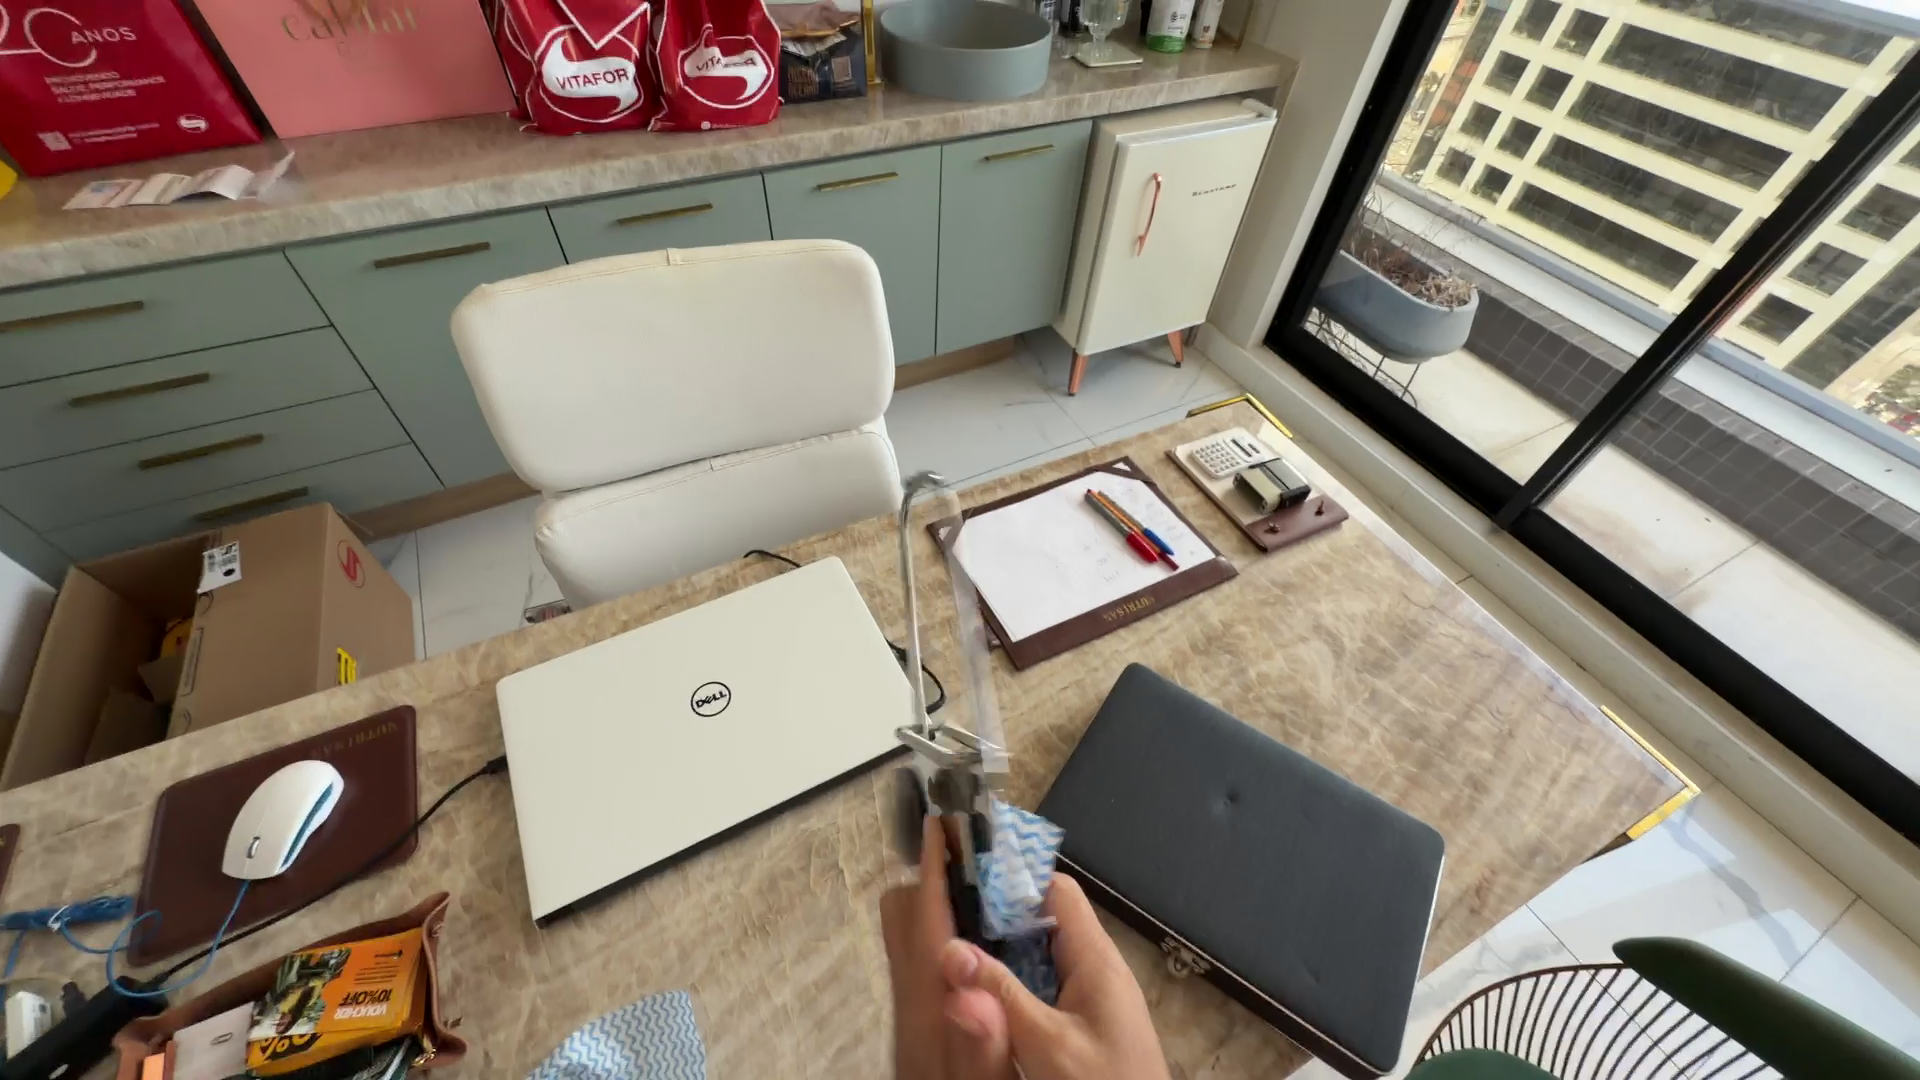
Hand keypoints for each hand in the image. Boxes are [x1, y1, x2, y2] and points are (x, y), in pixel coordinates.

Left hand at [880, 816, 1014, 1079]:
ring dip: (932, 899)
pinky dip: (939, 927)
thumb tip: (964, 965)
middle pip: (899, 914)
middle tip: (973, 856)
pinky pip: (917, 952)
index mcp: (927, 1002)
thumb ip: (981, 1037)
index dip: (931, 866)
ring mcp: (908, 1005)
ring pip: (904, 931)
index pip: (922, 917)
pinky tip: (978, 941)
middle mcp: (909, 995)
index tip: (941, 821)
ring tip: (980, 887)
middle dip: (929, 875)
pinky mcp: (915, 1016)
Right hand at [941, 871, 1170, 1079]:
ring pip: (1042, 958)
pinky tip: (988, 1005)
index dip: (1013, 884)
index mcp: (1096, 955)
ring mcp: (1095, 998)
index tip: (966, 892)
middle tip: (951, 932)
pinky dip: (1017, 989)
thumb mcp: (1047, 1046)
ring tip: (959, 963)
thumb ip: (999, 994)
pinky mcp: (1089, 1027)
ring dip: (1005, 958)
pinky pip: (1047, 989)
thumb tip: (948, 948)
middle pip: (1044, 921)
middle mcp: (1097, 966)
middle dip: (999, 924)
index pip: (1056, 889)